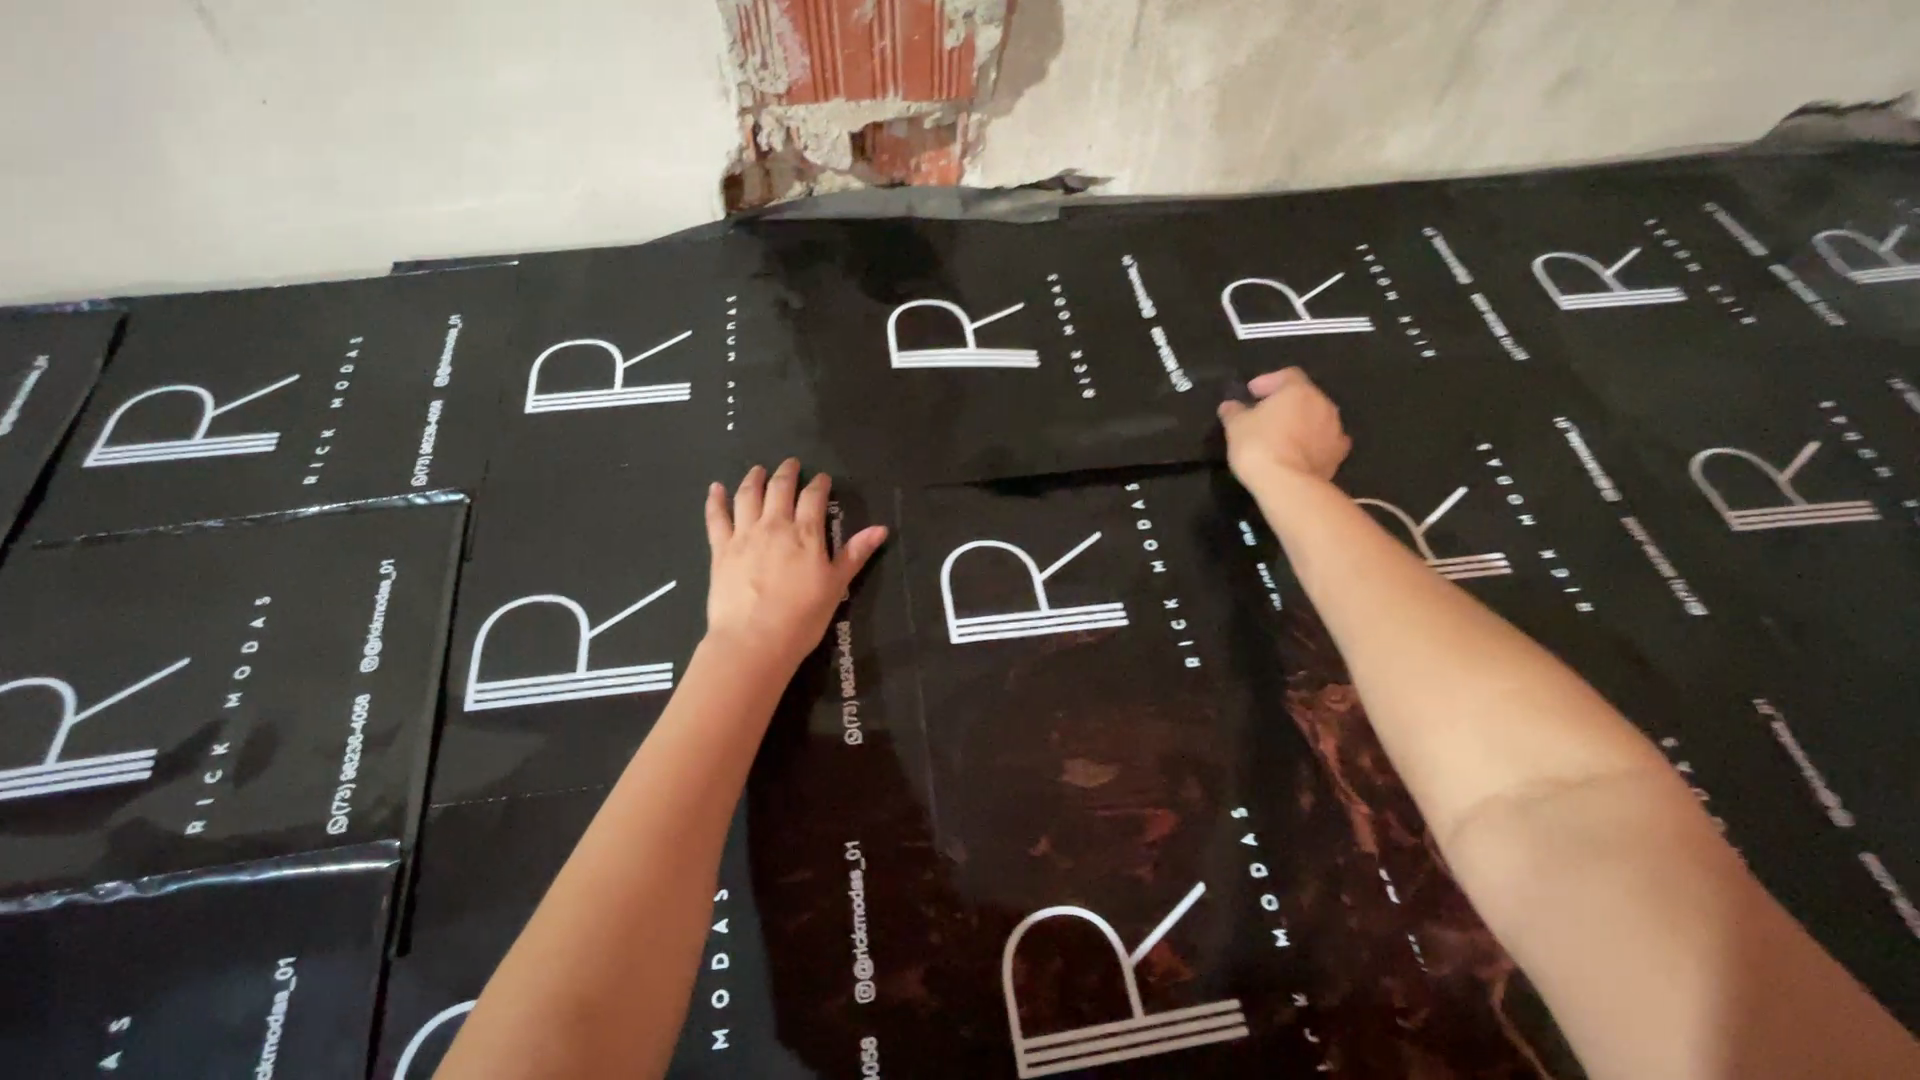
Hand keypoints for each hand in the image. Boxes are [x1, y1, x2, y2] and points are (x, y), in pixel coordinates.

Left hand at [703, 459, 887, 672]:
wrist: (754, 640)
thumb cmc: (802, 617)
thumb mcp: (836, 586)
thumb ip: (855, 554)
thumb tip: (881, 528)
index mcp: (805, 534)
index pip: (813, 498)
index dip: (819, 485)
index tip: (822, 478)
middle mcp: (774, 525)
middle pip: (779, 488)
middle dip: (787, 473)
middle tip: (791, 464)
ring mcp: (744, 535)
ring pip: (747, 496)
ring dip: (753, 478)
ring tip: (757, 470)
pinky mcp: (720, 550)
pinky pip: (716, 517)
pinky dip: (715, 500)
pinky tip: (715, 488)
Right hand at [1217, 368, 1350, 482]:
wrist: (1287, 483)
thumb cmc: (1258, 446)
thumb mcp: (1236, 426)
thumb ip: (1234, 411)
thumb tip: (1229, 406)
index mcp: (1298, 391)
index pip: (1287, 375)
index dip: (1269, 381)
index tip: (1252, 393)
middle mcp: (1323, 404)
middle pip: (1305, 396)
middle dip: (1287, 403)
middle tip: (1266, 415)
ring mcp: (1335, 429)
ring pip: (1318, 418)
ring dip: (1302, 422)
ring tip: (1284, 435)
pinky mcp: (1339, 454)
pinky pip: (1327, 441)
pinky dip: (1316, 442)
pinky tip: (1303, 451)